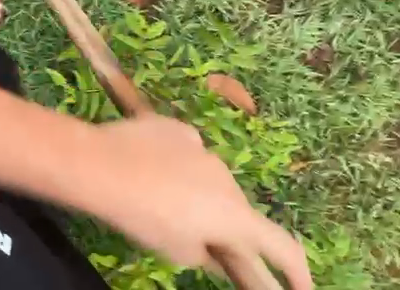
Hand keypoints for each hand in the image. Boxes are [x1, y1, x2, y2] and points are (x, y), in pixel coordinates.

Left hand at [73, 115, 311, 289]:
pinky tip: (152, 165)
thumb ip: (209, 254)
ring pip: (210, 177)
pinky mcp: (174, 126)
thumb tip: (217, 252)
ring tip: (163, 197)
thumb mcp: (179, 251)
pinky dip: (177, 161)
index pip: (283, 247)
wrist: (98, 163)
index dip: (298, 274)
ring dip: (200, 191)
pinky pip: (185, 148)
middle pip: (238, 209)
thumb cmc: (140, 215)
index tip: (301, 288)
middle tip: (204, 236)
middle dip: (227, 226)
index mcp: (236, 215)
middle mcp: (227, 177)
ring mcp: (201, 146)